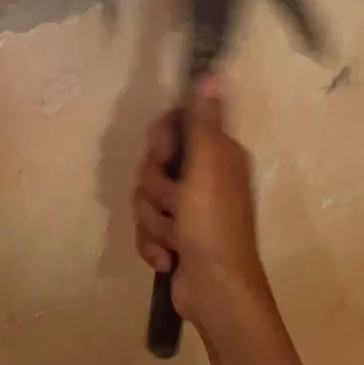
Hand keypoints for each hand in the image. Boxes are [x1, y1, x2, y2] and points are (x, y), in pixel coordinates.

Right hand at [134, 76, 272, 332]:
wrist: (216, 291)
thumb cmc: (213, 225)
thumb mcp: (207, 167)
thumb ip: (203, 121)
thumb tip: (211, 73)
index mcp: (216, 156)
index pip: (174, 127)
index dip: (160, 143)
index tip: (162, 157)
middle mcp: (203, 179)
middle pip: (155, 165)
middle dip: (154, 190)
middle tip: (172, 204)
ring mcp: (188, 211)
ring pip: (146, 199)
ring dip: (154, 222)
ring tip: (173, 238)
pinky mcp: (175, 238)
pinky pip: (147, 228)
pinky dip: (154, 245)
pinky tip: (168, 258)